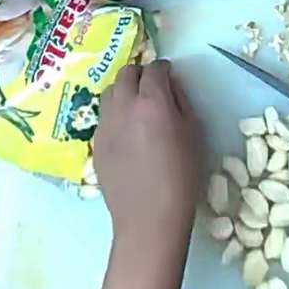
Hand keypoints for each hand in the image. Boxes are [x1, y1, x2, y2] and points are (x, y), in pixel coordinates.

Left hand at [94, 60, 202, 251]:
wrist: (148, 220)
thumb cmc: (180, 177)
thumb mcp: (193, 133)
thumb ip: (181, 101)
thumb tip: (170, 85)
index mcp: (152, 100)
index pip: (154, 68)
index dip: (163, 69)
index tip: (168, 75)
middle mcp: (124, 104)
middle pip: (126, 72)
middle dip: (140, 74)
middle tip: (150, 87)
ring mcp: (106, 123)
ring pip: (110, 91)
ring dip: (123, 90)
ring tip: (134, 106)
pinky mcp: (95, 142)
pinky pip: (103, 115)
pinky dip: (114, 113)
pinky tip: (125, 131)